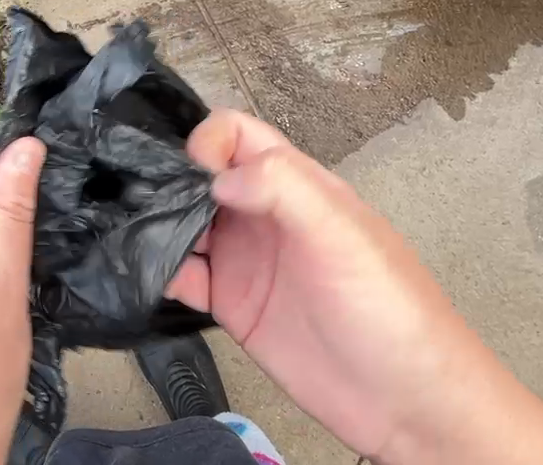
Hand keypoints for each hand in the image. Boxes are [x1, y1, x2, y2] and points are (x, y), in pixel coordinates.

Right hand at [167, 111, 542, 464]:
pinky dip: (156, 269)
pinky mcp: (229, 303)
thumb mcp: (344, 234)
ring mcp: (242, 258)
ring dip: (153, 222)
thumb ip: (283, 188)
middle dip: (165, 178)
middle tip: (140, 200)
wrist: (413, 409)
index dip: (207, 142)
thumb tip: (214, 176)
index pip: (234, 133)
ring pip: (181, 221)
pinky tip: (141, 272)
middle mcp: (259, 213)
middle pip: (197, 174)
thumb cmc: (392, 309)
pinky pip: (180, 275)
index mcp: (291, 184)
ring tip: (129, 232)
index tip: (194, 175)